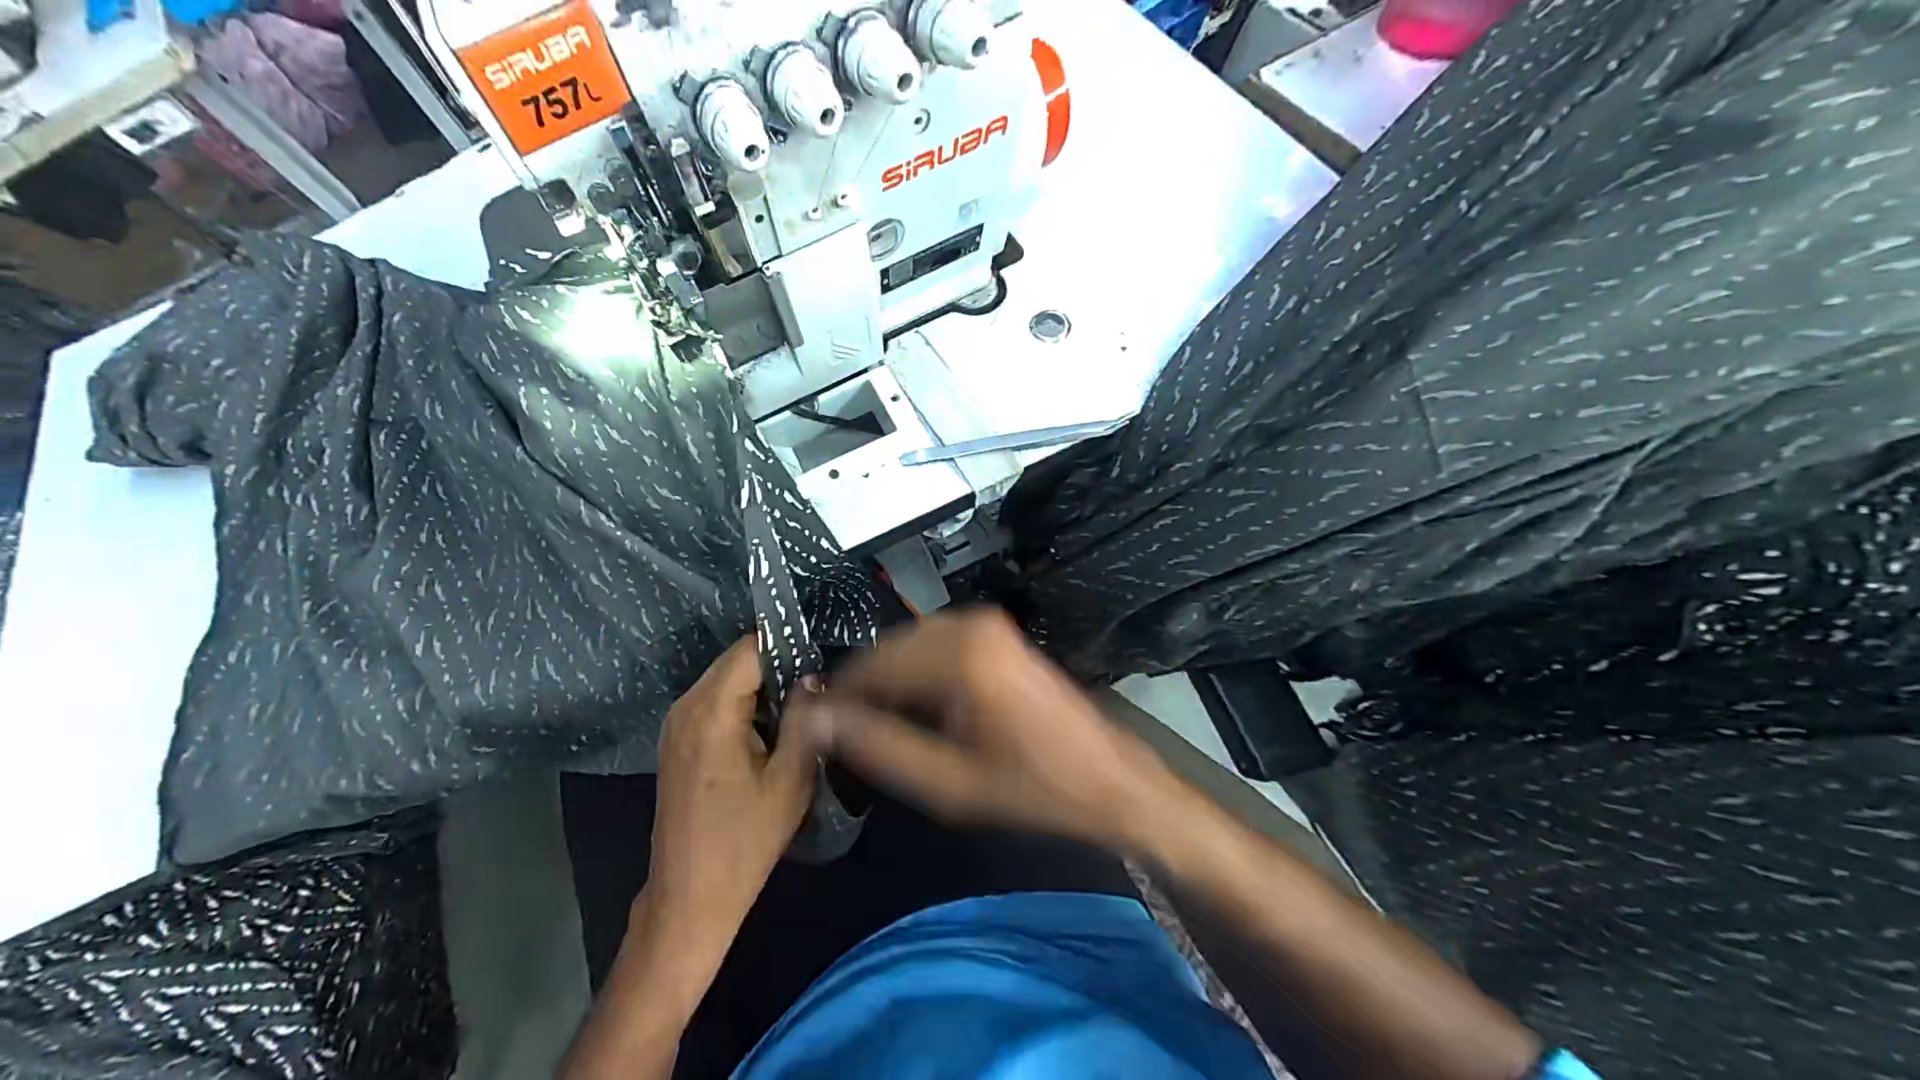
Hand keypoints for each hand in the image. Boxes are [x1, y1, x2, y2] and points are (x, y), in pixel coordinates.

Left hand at [647, 637, 817, 935]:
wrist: (691, 895)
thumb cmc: (745, 840)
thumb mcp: (791, 779)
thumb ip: (805, 718)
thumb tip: (813, 676)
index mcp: (710, 712)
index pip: (749, 649)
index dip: (786, 646)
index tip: (821, 660)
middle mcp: (685, 707)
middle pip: (736, 661)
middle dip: (777, 667)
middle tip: (818, 688)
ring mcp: (676, 724)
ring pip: (727, 680)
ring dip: (762, 687)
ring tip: (801, 709)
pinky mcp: (677, 740)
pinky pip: (716, 702)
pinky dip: (745, 705)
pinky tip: (771, 731)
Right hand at [793, 608, 1180, 852]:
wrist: (1110, 780)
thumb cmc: (1034, 789)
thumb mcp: (950, 783)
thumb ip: (879, 747)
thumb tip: (817, 720)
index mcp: (961, 655)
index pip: (871, 666)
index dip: (839, 698)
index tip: (816, 730)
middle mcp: (971, 625)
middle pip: (889, 649)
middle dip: (865, 689)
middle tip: (848, 735)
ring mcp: (988, 625)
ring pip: (910, 645)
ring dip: (890, 681)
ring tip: (882, 729)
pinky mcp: (997, 634)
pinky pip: (936, 644)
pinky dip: (917, 673)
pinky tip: (919, 711)